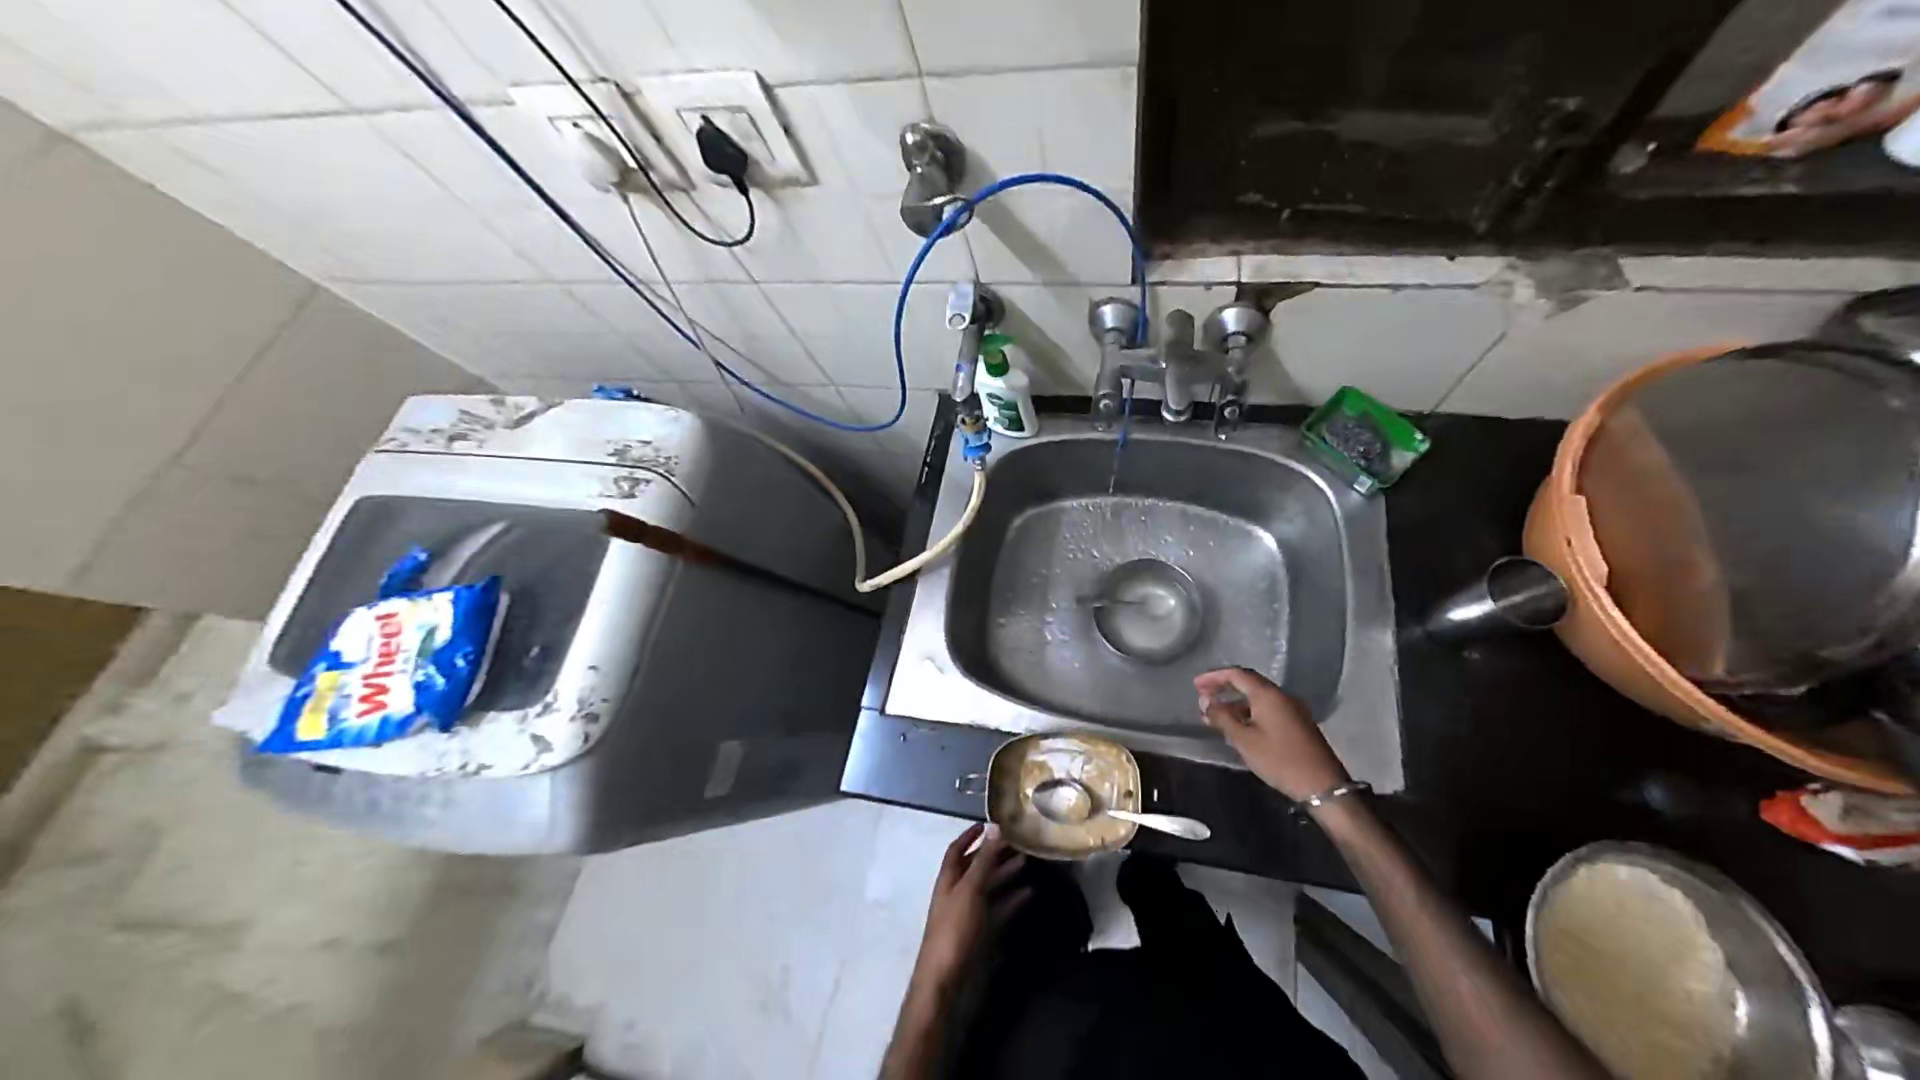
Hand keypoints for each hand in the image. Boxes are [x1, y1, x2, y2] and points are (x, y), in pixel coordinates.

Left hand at [911, 823, 1027, 987]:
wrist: (946, 978)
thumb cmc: (955, 928)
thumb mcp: (970, 889)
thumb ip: (984, 860)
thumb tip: (994, 827)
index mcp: (948, 878)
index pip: (957, 849)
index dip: (969, 835)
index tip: (987, 824)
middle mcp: (957, 892)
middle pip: (976, 867)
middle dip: (994, 854)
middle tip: (1019, 843)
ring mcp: (969, 913)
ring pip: (989, 887)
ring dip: (1005, 874)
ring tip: (1027, 862)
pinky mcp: (980, 932)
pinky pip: (997, 910)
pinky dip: (1011, 900)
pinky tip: (1028, 893)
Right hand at [1196, 667, 1350, 801]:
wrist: (1323, 786)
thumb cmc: (1280, 760)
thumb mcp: (1244, 740)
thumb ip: (1222, 717)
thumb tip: (1206, 702)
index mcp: (1268, 695)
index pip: (1237, 674)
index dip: (1214, 676)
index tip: (1196, 684)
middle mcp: (1282, 696)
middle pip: (1248, 683)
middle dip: (1224, 688)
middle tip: (1203, 697)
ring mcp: (1292, 710)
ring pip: (1258, 699)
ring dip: (1235, 703)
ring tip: (1215, 716)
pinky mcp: (1297, 724)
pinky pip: (1267, 710)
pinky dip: (1248, 713)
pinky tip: (1237, 727)